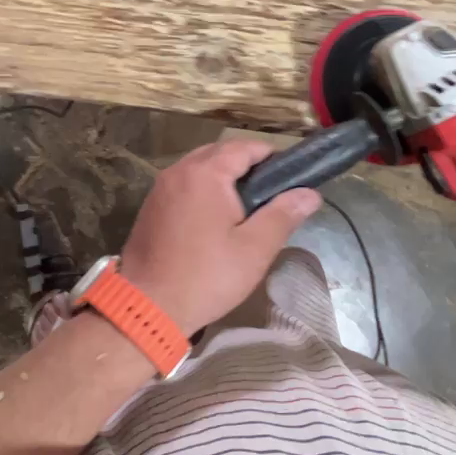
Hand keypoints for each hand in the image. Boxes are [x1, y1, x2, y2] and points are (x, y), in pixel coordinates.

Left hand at [117, 140, 320, 334]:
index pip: (244, 147)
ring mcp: (161, 188)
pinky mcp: (151, 206)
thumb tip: (310, 193)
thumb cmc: (205, 277)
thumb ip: (283, 215)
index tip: (291, 176)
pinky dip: (203, 189)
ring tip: (247, 206)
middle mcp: (179, 171)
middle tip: (272, 193)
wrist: (146, 307)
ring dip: (223, 177)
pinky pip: (184, 184)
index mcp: (205, 174)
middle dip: (247, 164)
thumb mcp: (254, 249)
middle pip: (219, 152)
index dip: (270, 156)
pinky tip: (216, 217)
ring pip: (199, 167)